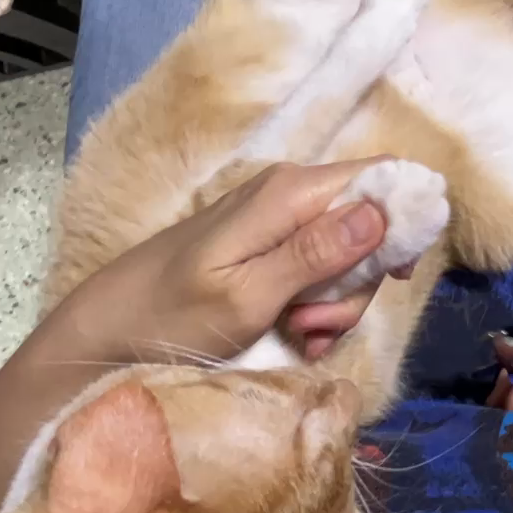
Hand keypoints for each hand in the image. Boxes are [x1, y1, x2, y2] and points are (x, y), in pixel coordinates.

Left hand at [45, 160, 393, 364]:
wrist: (109, 330)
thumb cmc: (172, 314)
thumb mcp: (246, 295)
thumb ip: (314, 253)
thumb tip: (381, 211)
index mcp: (291, 192)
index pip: (381, 177)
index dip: (403, 220)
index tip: (395, 275)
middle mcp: (293, 196)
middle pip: (370, 227)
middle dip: (358, 283)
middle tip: (315, 325)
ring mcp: (281, 223)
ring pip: (348, 258)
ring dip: (334, 306)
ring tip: (294, 335)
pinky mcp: (272, 250)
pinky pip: (319, 273)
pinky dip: (314, 310)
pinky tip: (289, 335)